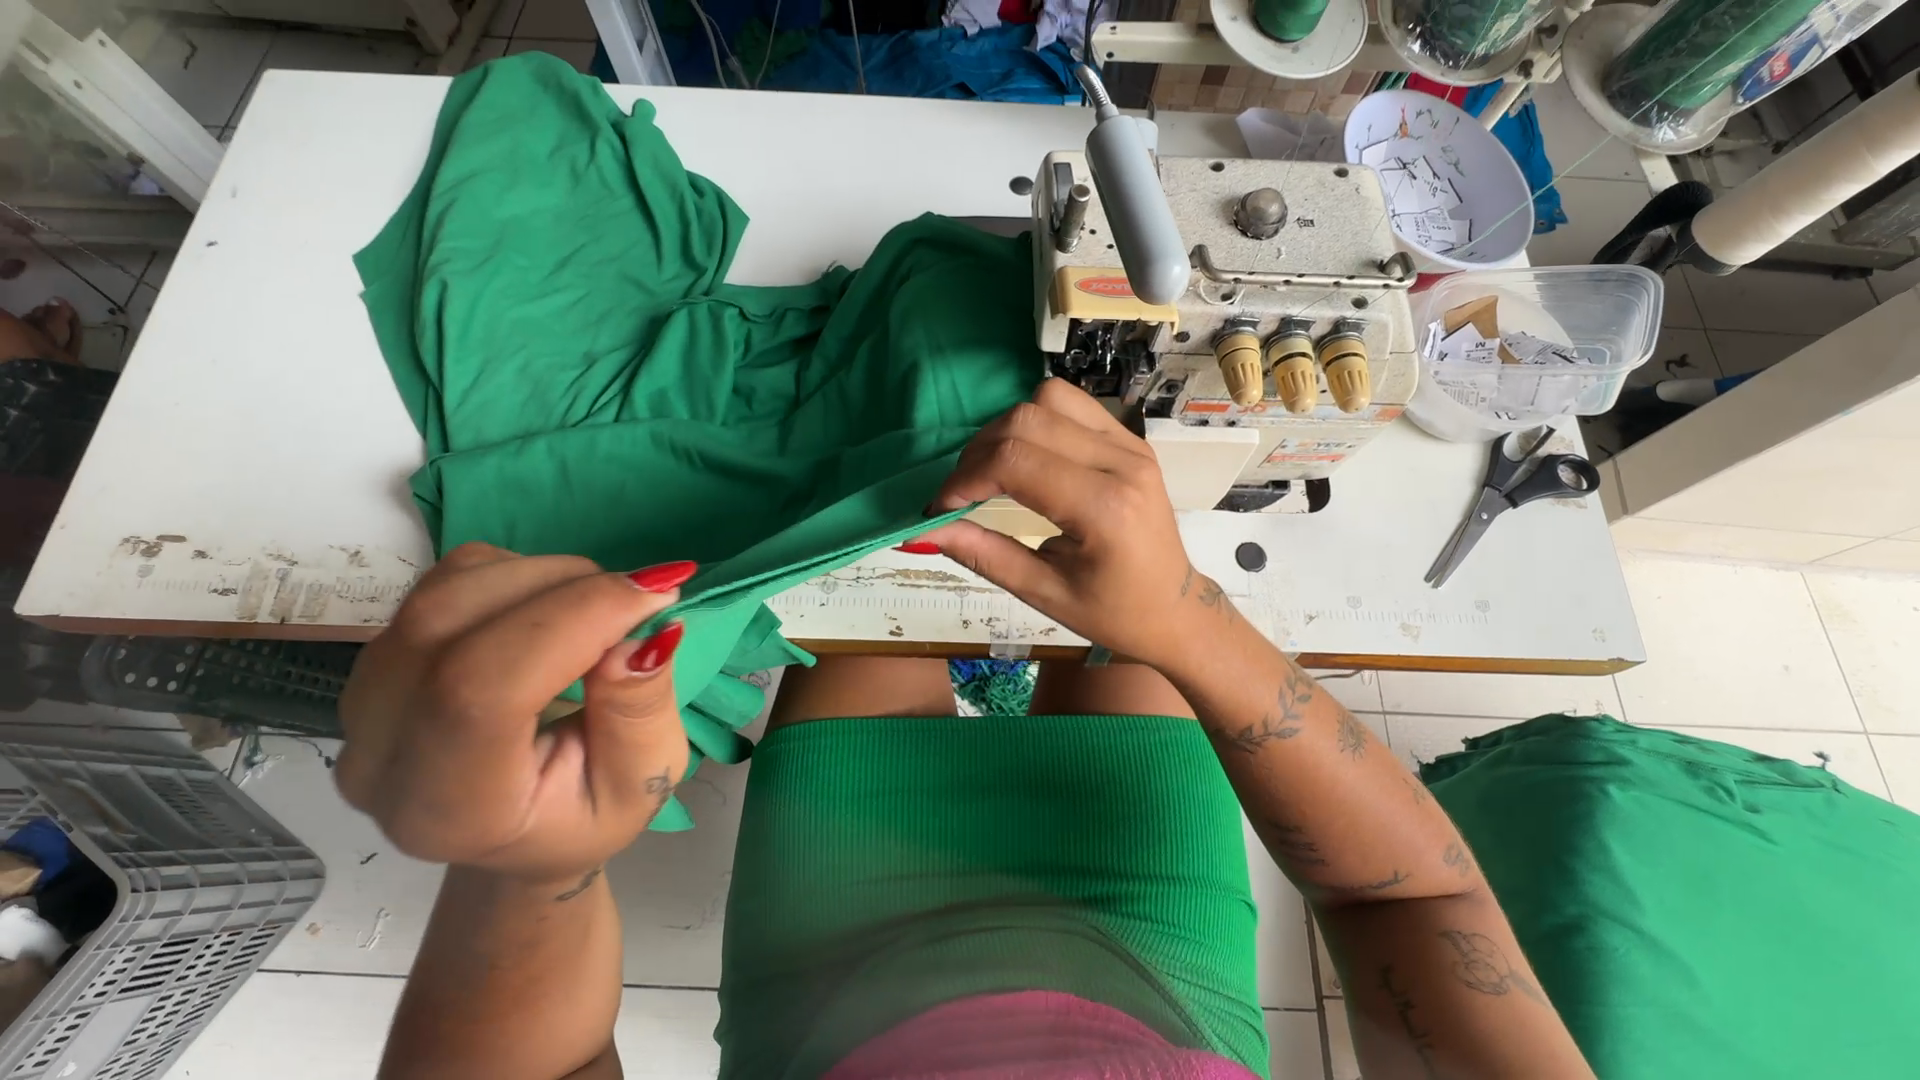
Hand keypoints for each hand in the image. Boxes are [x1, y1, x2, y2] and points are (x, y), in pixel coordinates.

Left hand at [336, 542, 692, 888]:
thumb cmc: (582, 818)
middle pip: (452, 621)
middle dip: (569, 587)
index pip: (483, 689)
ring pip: (447, 589)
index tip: (658, 597)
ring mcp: (363, 700)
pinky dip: (517, 572)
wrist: (515, 834)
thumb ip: (640, 716)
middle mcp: (380, 752)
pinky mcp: (375, 659)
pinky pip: (444, 581)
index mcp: (449, 809)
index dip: (573, 620)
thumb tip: (642, 637)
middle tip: (642, 596)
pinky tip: (556, 609)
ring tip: (603, 606)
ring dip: (546, 574)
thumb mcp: (640, 786)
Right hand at [921, 379, 1229, 673]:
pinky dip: (1035, 422)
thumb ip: (981, 554)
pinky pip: (1071, 405)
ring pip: (1048, 399)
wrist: (1174, 609)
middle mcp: (1122, 463)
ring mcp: (1131, 444)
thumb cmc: (1112, 613)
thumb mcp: (1042, 592)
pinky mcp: (1130, 439)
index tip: (940, 507)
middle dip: (978, 452)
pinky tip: (1026, 458)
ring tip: (992, 471)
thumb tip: (918, 532)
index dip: (964, 478)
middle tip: (962, 492)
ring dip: (1006, 429)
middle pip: (1027, 419)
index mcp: (1104, 508)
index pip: (1016, 461)